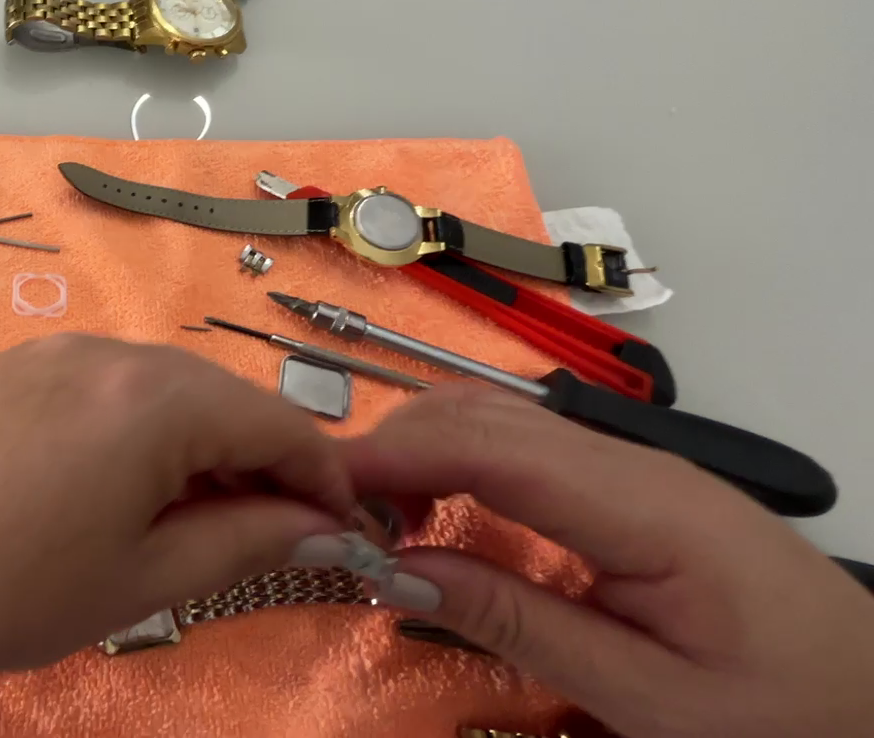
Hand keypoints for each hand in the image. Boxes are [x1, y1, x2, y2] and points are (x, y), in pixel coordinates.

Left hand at [0, 332, 353, 680]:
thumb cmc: (7, 588)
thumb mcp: (140, 577)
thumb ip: (243, 540)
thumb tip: (317, 526)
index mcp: (152, 395)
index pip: (275, 420)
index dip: (322, 477)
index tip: (339, 530)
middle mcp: (103, 350)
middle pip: (212, 394)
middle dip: (253, 457)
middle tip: (261, 532)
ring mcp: (46, 351)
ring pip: (152, 388)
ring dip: (189, 442)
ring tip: (181, 516)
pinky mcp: (5, 366)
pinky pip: (95, 386)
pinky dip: (128, 428)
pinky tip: (107, 483)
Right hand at [347, 388, 873, 737]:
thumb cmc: (798, 719)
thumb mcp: (657, 701)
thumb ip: (516, 623)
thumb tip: (389, 568)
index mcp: (644, 507)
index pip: (485, 447)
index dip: (390, 455)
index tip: (321, 489)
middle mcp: (627, 459)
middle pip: (474, 414)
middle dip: (388, 448)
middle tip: (341, 515)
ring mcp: (626, 460)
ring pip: (484, 413)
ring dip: (414, 447)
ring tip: (383, 513)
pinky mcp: (620, 475)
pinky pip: (510, 437)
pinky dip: (448, 454)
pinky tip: (437, 502)